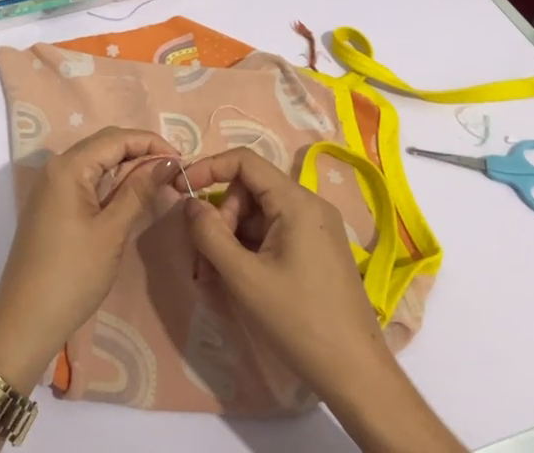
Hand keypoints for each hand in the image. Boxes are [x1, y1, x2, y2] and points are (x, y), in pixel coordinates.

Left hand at [0, 127, 178, 392]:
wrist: (26, 320)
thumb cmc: (73, 274)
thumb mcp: (111, 231)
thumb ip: (139, 190)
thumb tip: (168, 162)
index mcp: (68, 167)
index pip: (116, 138)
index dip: (151, 142)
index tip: (183, 160)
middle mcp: (56, 168)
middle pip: (104, 145)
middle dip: (140, 152)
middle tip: (174, 172)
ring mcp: (51, 187)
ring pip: (95, 162)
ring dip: (127, 167)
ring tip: (159, 182)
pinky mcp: (51, 206)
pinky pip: (85, 181)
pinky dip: (110, 183)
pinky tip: (130, 196)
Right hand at [180, 147, 390, 407]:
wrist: (354, 371)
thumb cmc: (297, 320)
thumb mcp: (243, 277)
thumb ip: (210, 234)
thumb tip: (189, 204)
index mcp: (297, 202)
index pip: (245, 161)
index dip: (208, 168)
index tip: (180, 190)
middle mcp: (310, 206)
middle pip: (251, 190)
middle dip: (222, 215)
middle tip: (209, 255)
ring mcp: (317, 229)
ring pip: (260, 214)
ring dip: (233, 236)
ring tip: (221, 275)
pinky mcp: (318, 250)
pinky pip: (275, 233)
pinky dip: (251, 249)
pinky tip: (242, 280)